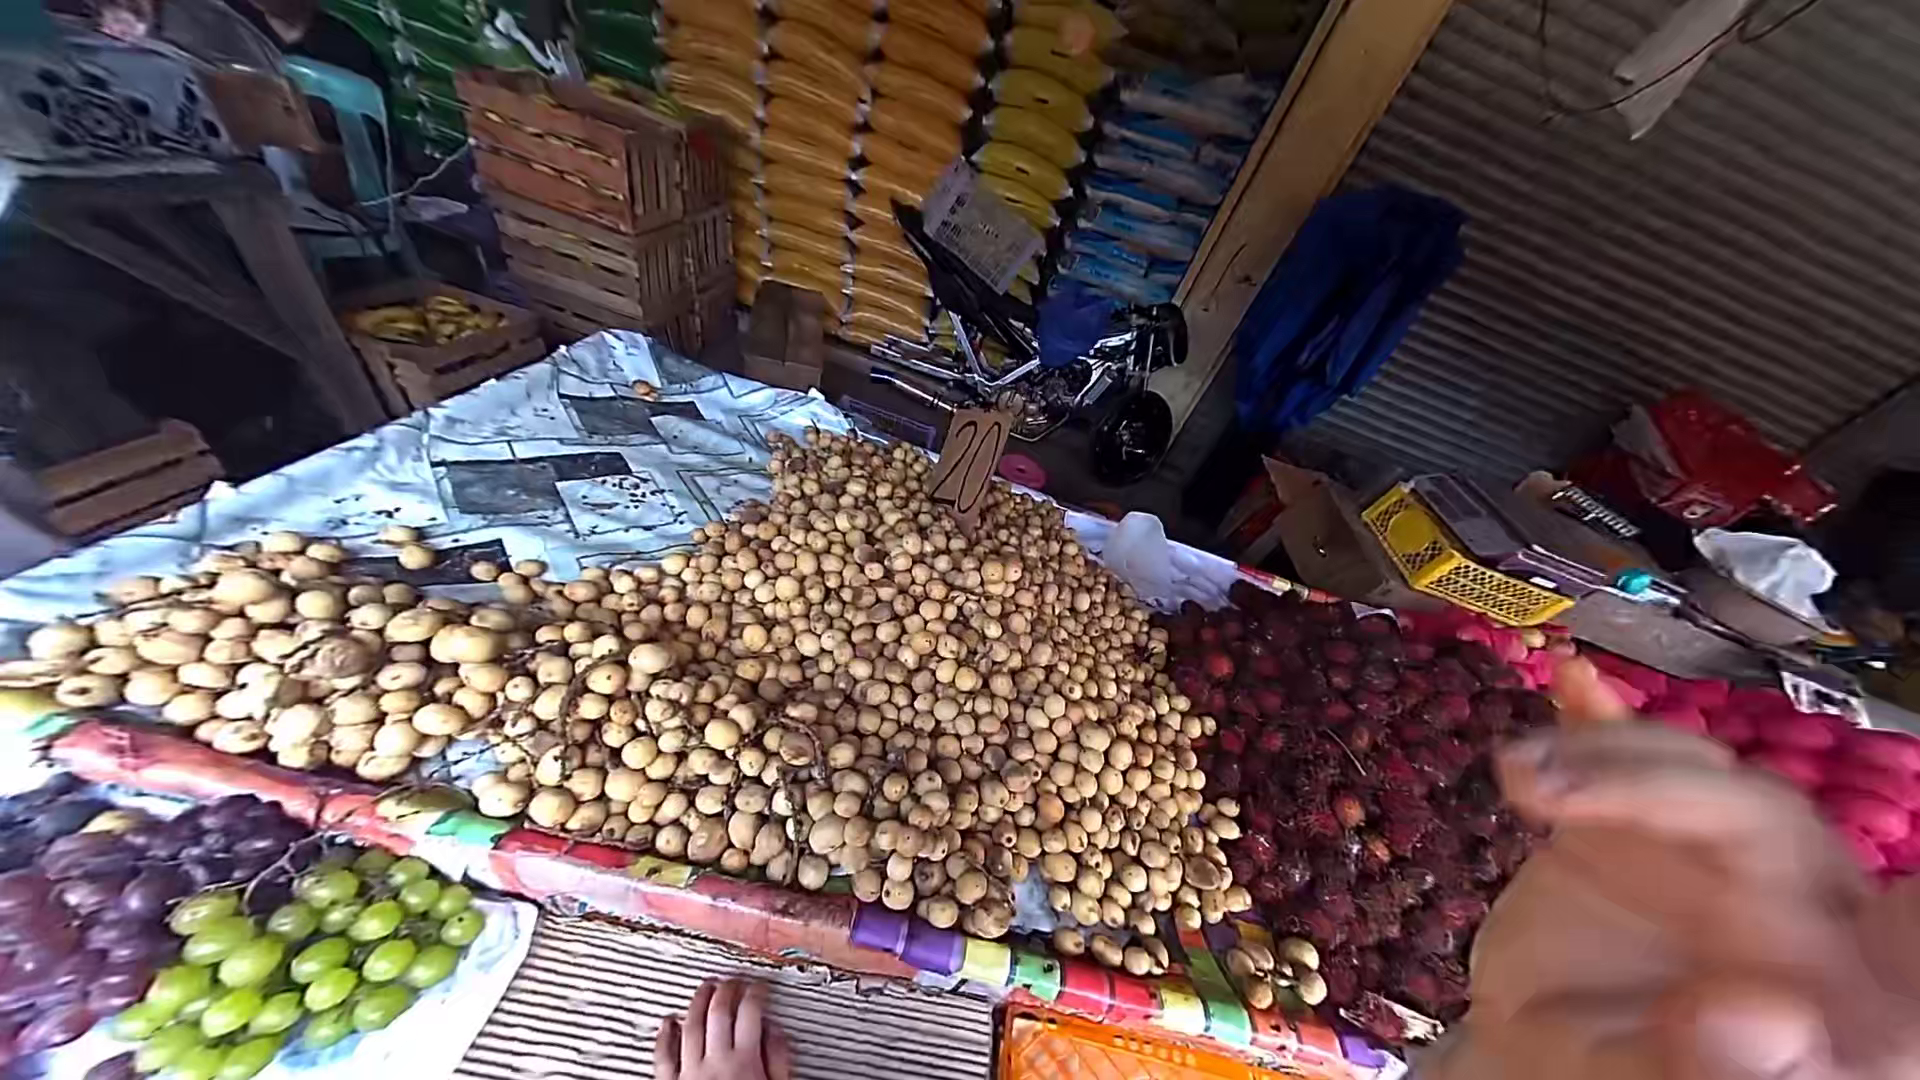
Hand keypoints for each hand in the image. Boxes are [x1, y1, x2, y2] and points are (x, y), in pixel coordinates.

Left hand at [655, 977, 793, 1079]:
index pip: (751, 1010)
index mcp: (745, 1061)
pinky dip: (665, 1036)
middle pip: (720, 1011)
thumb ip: (778, 1059)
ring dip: (699, 1001)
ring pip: (691, 1026)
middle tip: (734, 981)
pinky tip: (669, 1021)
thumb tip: (775, 1029)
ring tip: (706, 986)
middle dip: (728, 989)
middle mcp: (716, 1063)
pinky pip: (663, 1058)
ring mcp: (690, 1076)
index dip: (756, 991)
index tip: (759, 986)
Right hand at [1424, 659, 1919, 1079]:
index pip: (1916, 931)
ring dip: (1595, 754)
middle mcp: (1795, 910)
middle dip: (1643, 784)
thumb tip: (1766, 1007)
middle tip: (1535, 791)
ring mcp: (1698, 856)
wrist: (1538, 1044)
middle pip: (1753, 811)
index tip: (1873, 875)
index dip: (1907, 902)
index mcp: (1851, 996)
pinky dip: (1596, 719)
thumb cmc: (1603, 1079)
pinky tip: (1572, 684)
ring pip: (1686, 770)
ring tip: (1512, 773)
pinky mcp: (1615, 827)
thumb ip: (1710, 1076)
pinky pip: (1620, 757)